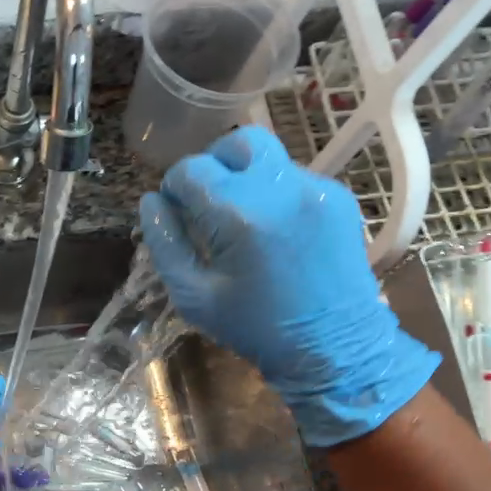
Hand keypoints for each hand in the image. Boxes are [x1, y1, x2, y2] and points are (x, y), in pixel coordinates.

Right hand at [139, 126, 438, 446]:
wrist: (334, 347)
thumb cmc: (255, 327)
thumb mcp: (193, 296)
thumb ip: (166, 244)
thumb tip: (151, 203)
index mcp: (240, 213)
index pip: (191, 169)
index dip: (175, 188)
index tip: (176, 214)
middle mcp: (281, 186)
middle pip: (236, 143)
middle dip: (213, 167)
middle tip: (207, 204)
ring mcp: (316, 187)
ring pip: (267, 159)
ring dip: (245, 179)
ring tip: (242, 223)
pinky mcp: (339, 197)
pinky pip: (294, 178)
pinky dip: (274, 195)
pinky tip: (274, 235)